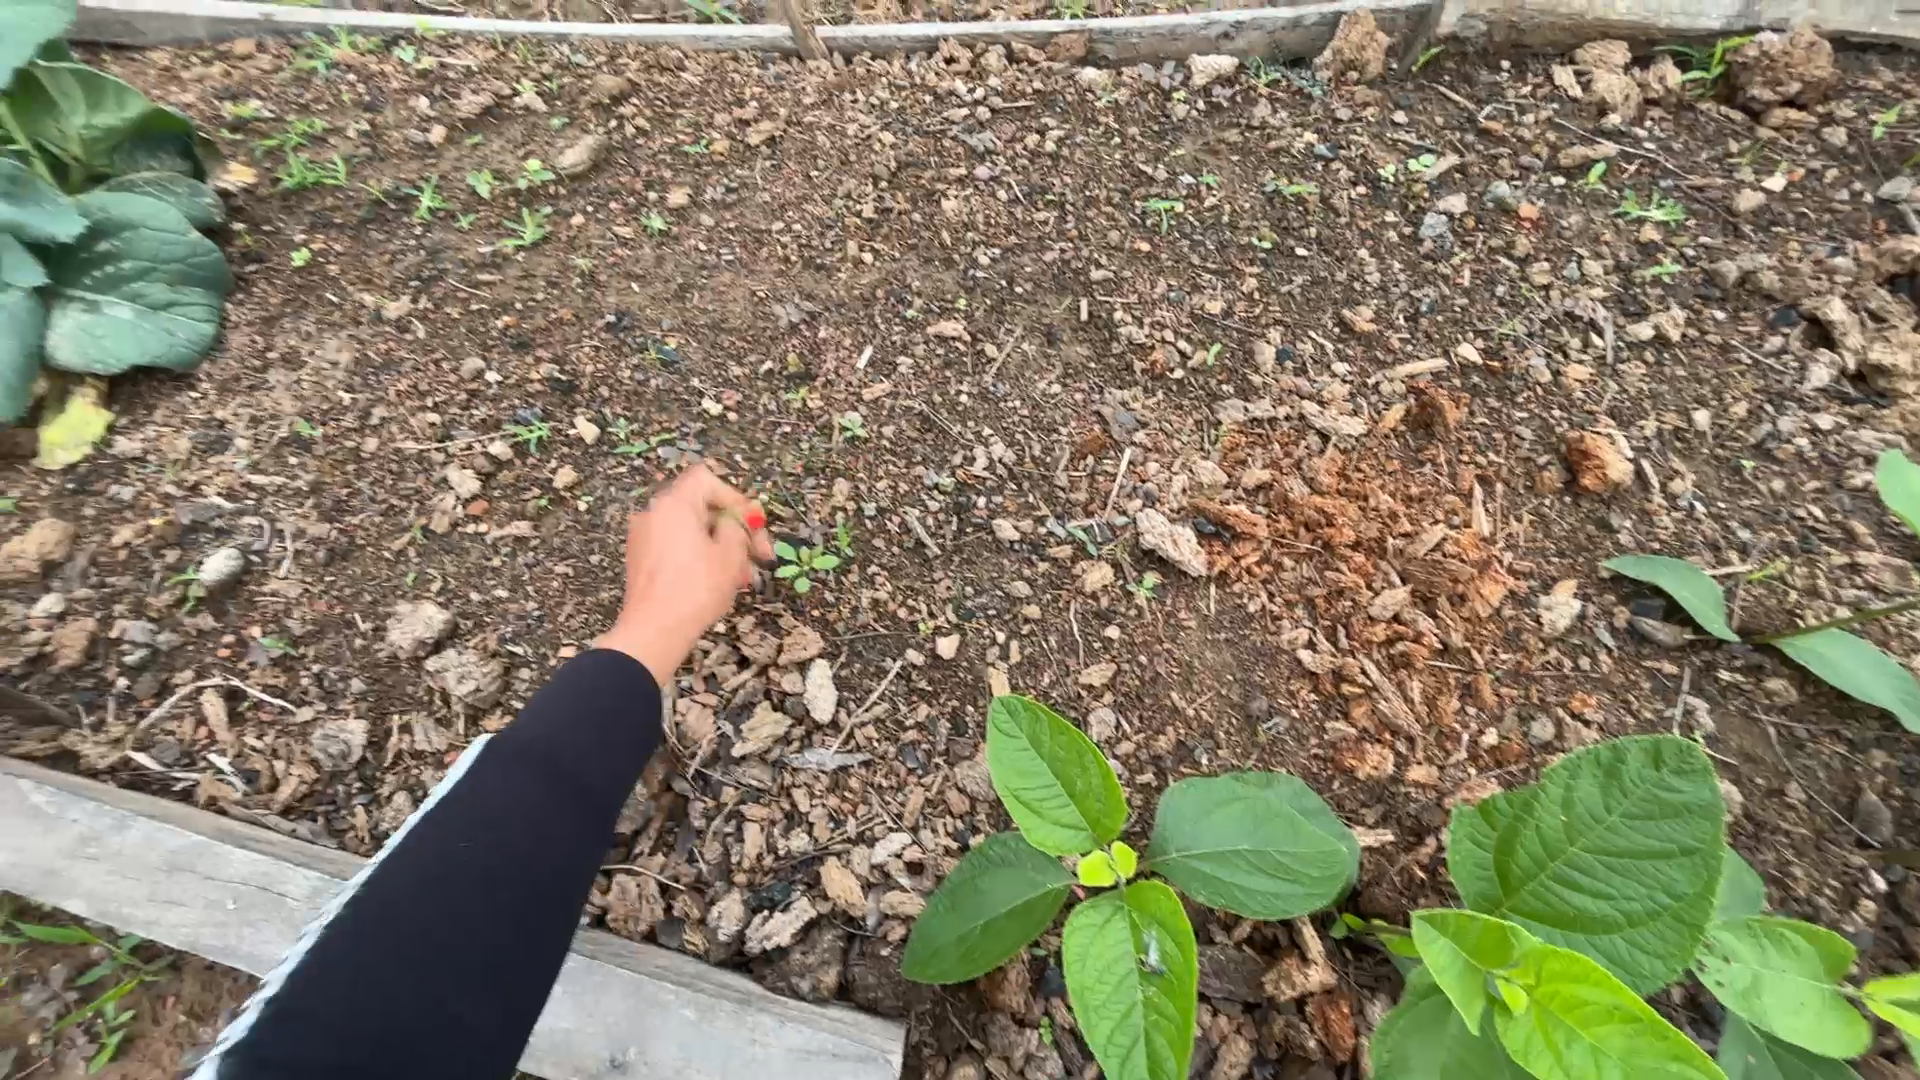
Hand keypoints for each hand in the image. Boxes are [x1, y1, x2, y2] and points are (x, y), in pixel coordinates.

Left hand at [596, 465, 771, 685]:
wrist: (654, 632)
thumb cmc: (696, 589)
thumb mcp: (730, 554)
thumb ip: (737, 527)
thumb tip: (734, 521)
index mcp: (674, 504)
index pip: (708, 480)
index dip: (736, 498)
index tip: (753, 527)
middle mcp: (654, 513)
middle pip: (702, 507)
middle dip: (735, 529)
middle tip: (761, 555)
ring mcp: (644, 537)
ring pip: (693, 530)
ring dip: (722, 546)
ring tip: (743, 576)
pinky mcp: (642, 560)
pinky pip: (678, 546)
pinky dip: (701, 556)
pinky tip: (720, 582)